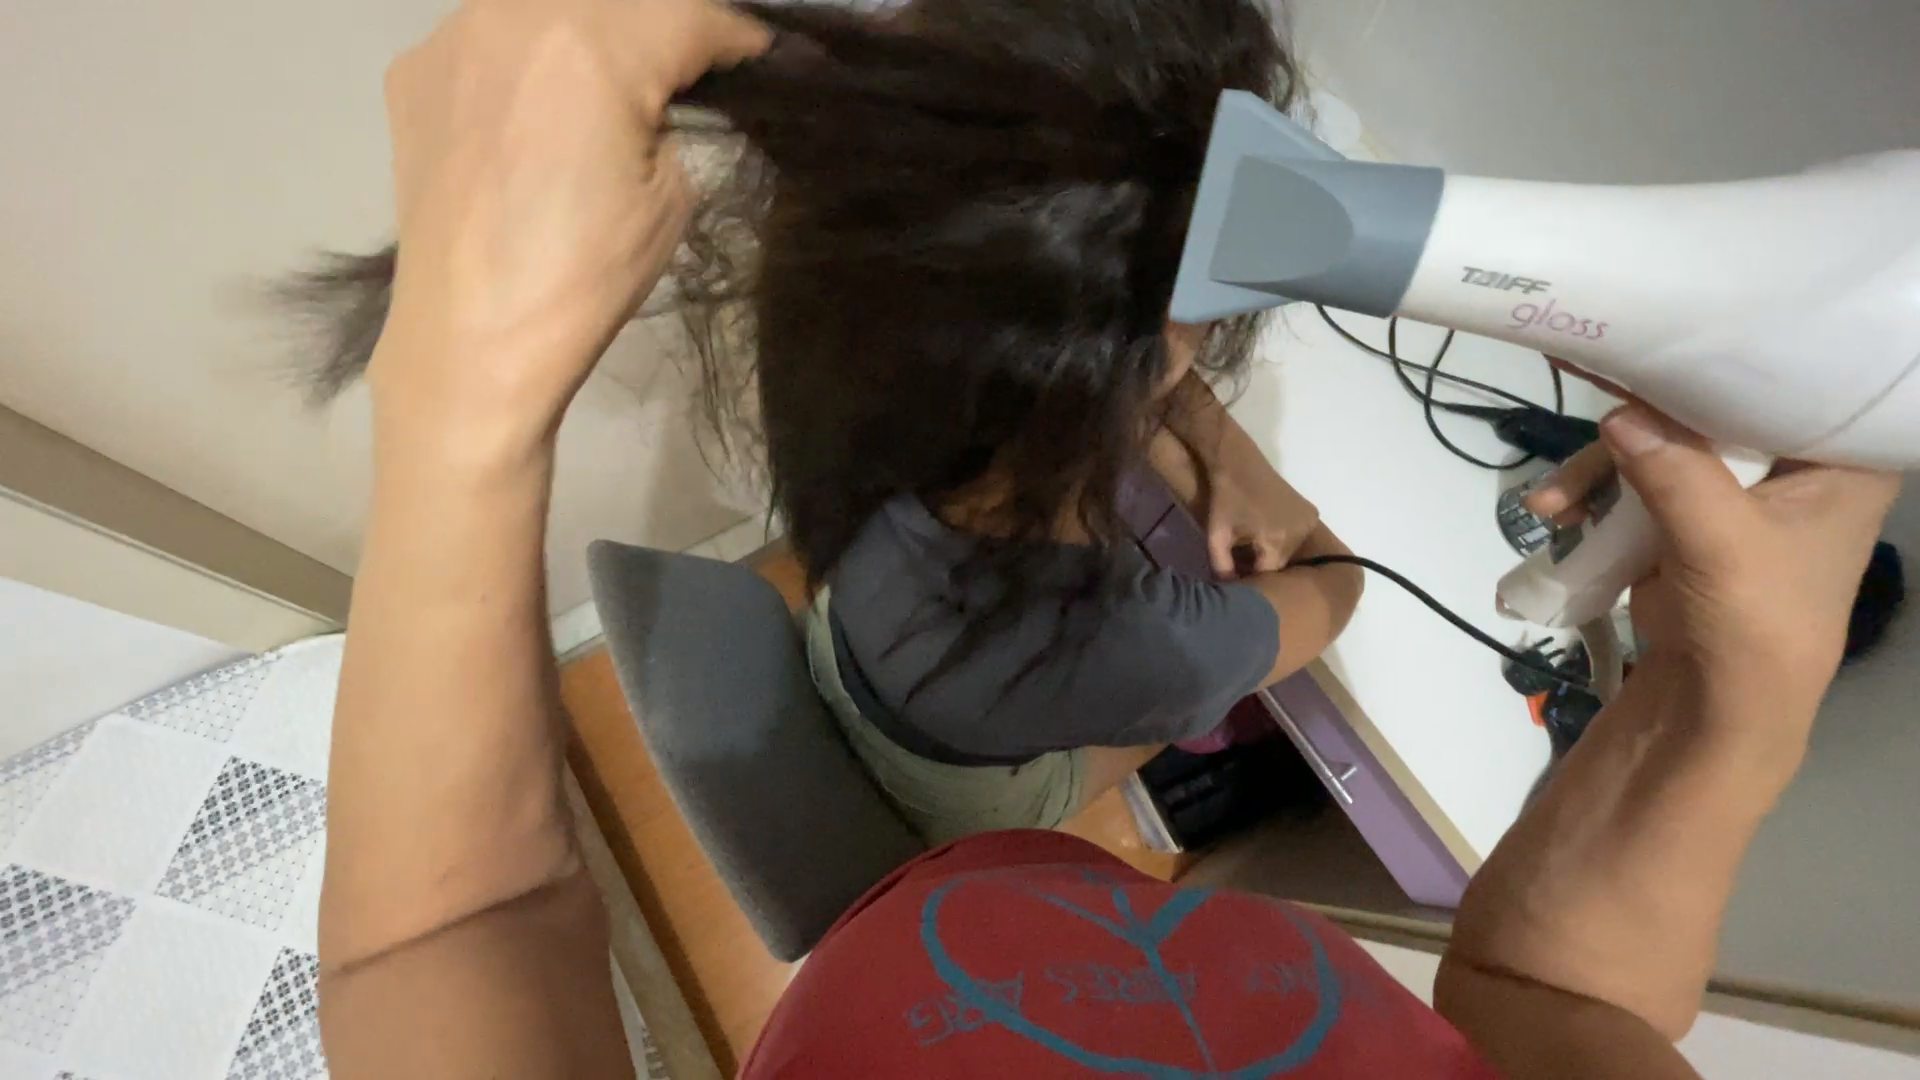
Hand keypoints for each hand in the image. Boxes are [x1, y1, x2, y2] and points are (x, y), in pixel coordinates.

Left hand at [370, 0, 767, 457]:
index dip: (733, 35)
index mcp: (595, 49)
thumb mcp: (672, 201)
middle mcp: (515, 13)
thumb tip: (656, 103)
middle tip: (688, 77)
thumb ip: (672, 127)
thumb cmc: (590, 274)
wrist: (479, 331)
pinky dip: (529, 64)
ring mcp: (451, 37)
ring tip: (607, 94)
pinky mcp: (414, 73)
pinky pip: (490, 41)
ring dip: (591, 37)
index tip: (758, 53)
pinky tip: (536, 120)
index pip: (685, 14)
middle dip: (661, 29)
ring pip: (546, 8)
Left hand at [1202, 450, 1320, 578]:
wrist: (1239, 465)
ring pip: (1290, 552)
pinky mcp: (1312, 513)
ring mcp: (1309, 522)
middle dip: (1261, 565)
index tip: (1237, 573)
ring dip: (1273, 553)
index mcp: (1276, 539)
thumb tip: (1229, 589)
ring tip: (1253, 546)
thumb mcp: (1216, 536)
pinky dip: (1284, 540)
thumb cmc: (1224, 501)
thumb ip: (1222, 565)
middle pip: (1280, 564)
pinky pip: (1298, 537)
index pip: (1268, 574)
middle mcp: (1299, 533)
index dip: (1251, 576)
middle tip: (1242, 560)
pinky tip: (1266, 532)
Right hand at [1528, 405, 1899, 716]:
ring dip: (1589, 476)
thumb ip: (1675, 475)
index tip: (1641, 357)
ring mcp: (1729, 491)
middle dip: (1621, 444)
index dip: (1711, 371)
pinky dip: (1589, 496)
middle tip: (1572, 463)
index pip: (1779, 387)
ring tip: (1545, 510)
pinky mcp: (1680, 514)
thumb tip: (1617, 414)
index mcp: (1837, 460)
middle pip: (1693, 420)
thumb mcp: (1720, 543)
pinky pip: (1627, 483)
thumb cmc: (1755, 618)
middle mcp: (1789, 465)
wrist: (1717, 692)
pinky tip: (1557, 516)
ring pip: (1648, 451)